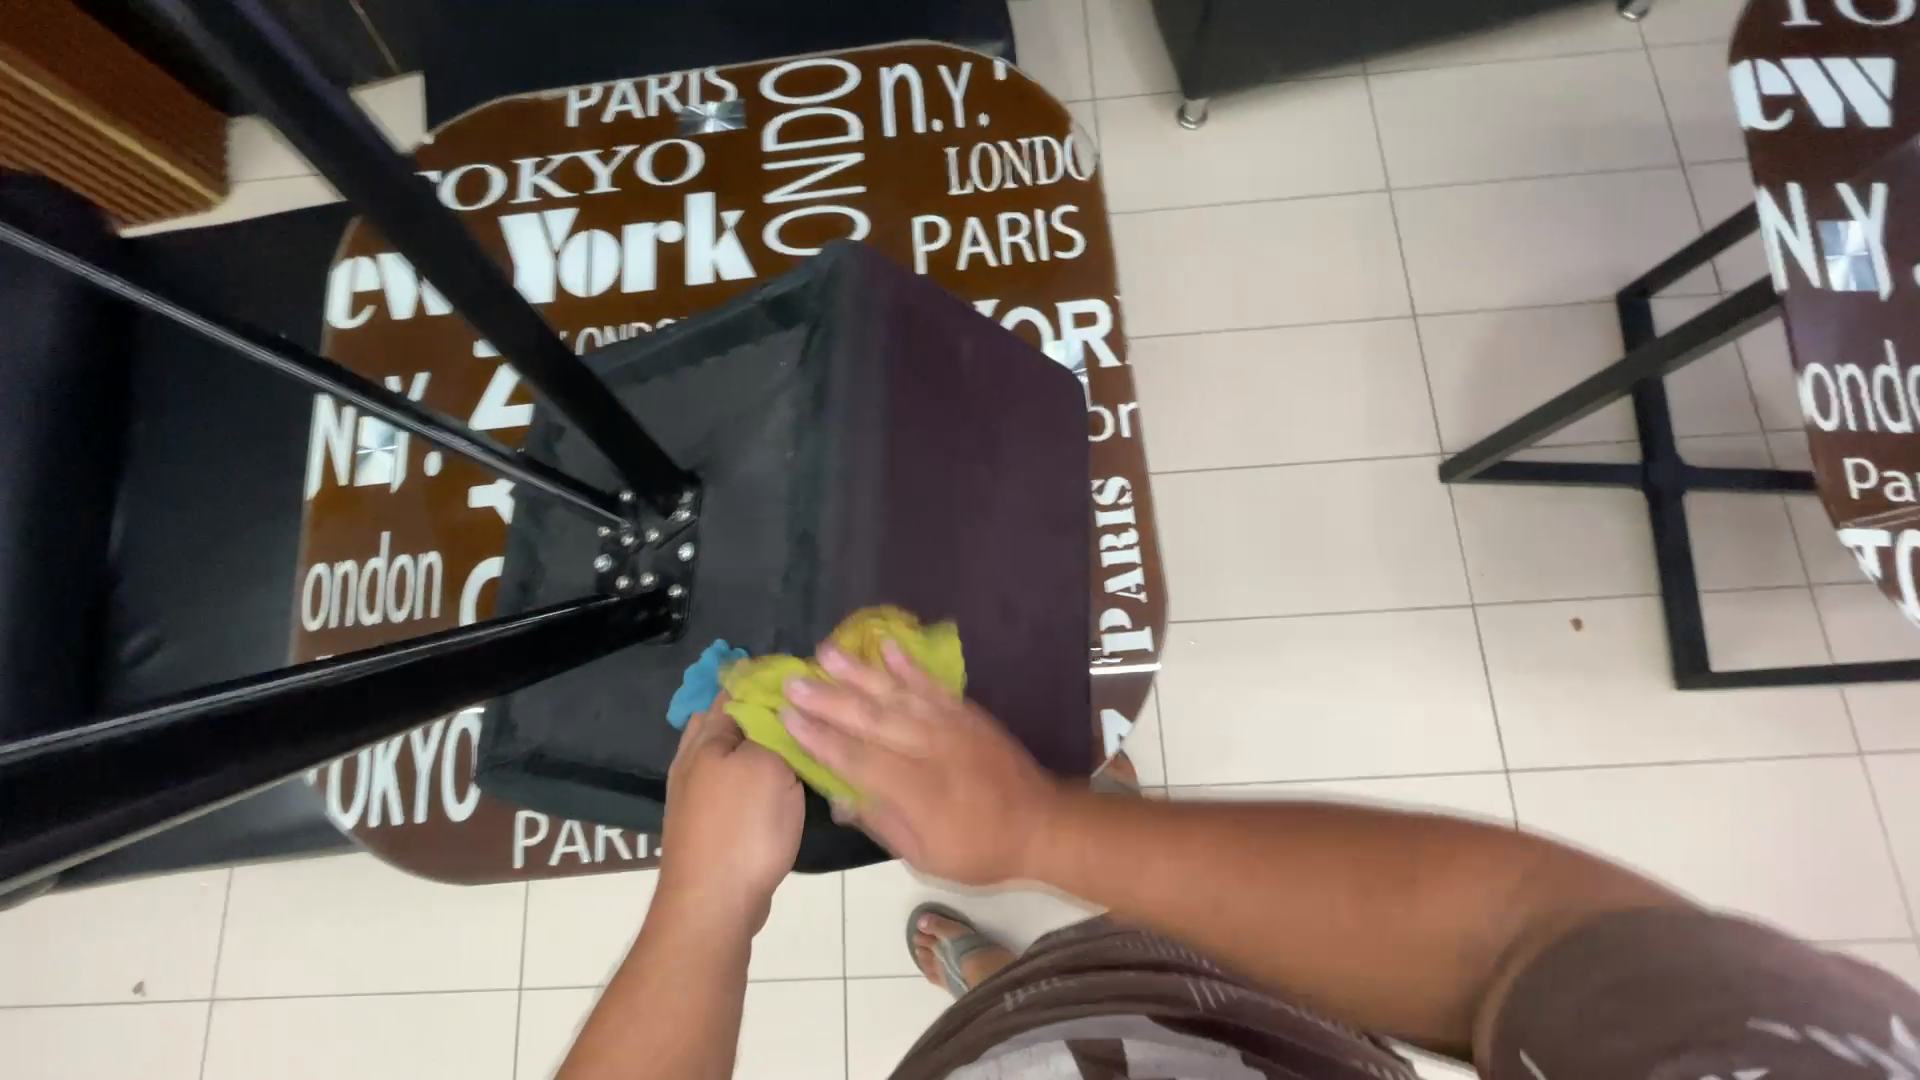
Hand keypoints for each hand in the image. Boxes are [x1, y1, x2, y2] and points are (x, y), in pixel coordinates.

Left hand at [658, 694, 804, 934]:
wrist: (712, 908)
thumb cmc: (743, 828)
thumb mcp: (768, 765)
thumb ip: (774, 728)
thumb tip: (780, 703)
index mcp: (706, 738)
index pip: (737, 690)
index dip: (771, 682)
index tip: (807, 682)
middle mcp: (693, 760)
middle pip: (729, 720)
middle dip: (761, 711)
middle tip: (803, 713)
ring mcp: (696, 795)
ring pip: (732, 754)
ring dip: (759, 746)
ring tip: (798, 746)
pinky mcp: (707, 825)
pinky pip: (735, 785)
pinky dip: (756, 776)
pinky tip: (781, 786)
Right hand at [780, 643, 1062, 885]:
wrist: (1039, 823)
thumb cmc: (978, 849)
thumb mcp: (925, 856)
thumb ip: (882, 823)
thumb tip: (839, 797)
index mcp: (918, 791)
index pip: (858, 759)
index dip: (820, 739)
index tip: (787, 718)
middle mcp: (930, 749)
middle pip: (871, 719)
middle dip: (828, 699)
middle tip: (792, 681)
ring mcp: (950, 725)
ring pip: (896, 694)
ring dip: (859, 672)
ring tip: (826, 651)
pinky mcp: (965, 711)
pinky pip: (931, 683)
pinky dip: (908, 663)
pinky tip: (886, 645)